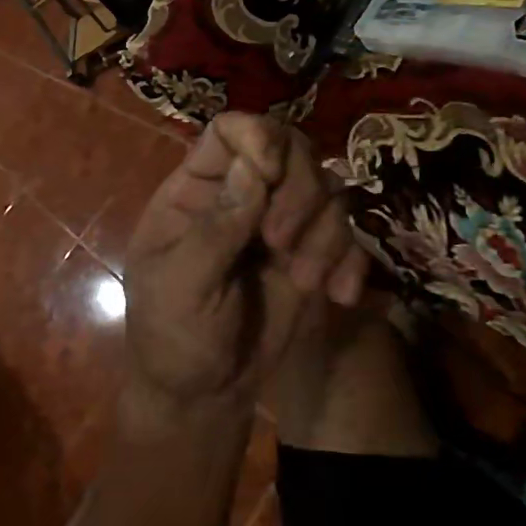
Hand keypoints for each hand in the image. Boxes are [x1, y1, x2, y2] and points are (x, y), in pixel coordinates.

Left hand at [123, 115, 368, 403]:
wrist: (205, 393)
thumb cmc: (174, 336)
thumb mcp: (183, 284)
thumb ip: (217, 226)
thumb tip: (255, 164)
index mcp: (192, 194)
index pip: (229, 132)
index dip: (258, 138)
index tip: (270, 175)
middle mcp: (239, 198)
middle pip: (290, 151)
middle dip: (298, 192)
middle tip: (281, 243)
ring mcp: (276, 226)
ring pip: (326, 189)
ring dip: (325, 232)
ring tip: (305, 281)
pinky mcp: (309, 257)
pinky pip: (347, 234)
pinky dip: (351, 260)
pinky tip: (337, 296)